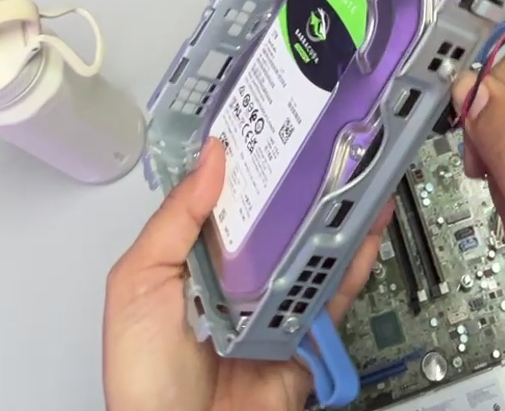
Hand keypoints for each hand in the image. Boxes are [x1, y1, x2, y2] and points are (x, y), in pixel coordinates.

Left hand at [103, 137, 392, 410]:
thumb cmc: (145, 378)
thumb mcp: (138, 286)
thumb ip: (173, 221)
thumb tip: (211, 158)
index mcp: (198, 256)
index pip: (230, 197)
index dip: (251, 162)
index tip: (275, 127)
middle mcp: (239, 273)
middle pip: (279, 217)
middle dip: (305, 183)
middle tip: (332, 144)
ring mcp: (274, 301)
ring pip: (312, 246)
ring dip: (338, 212)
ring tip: (360, 175)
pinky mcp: (303, 332)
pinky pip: (334, 292)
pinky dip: (355, 262)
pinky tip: (366, 232)